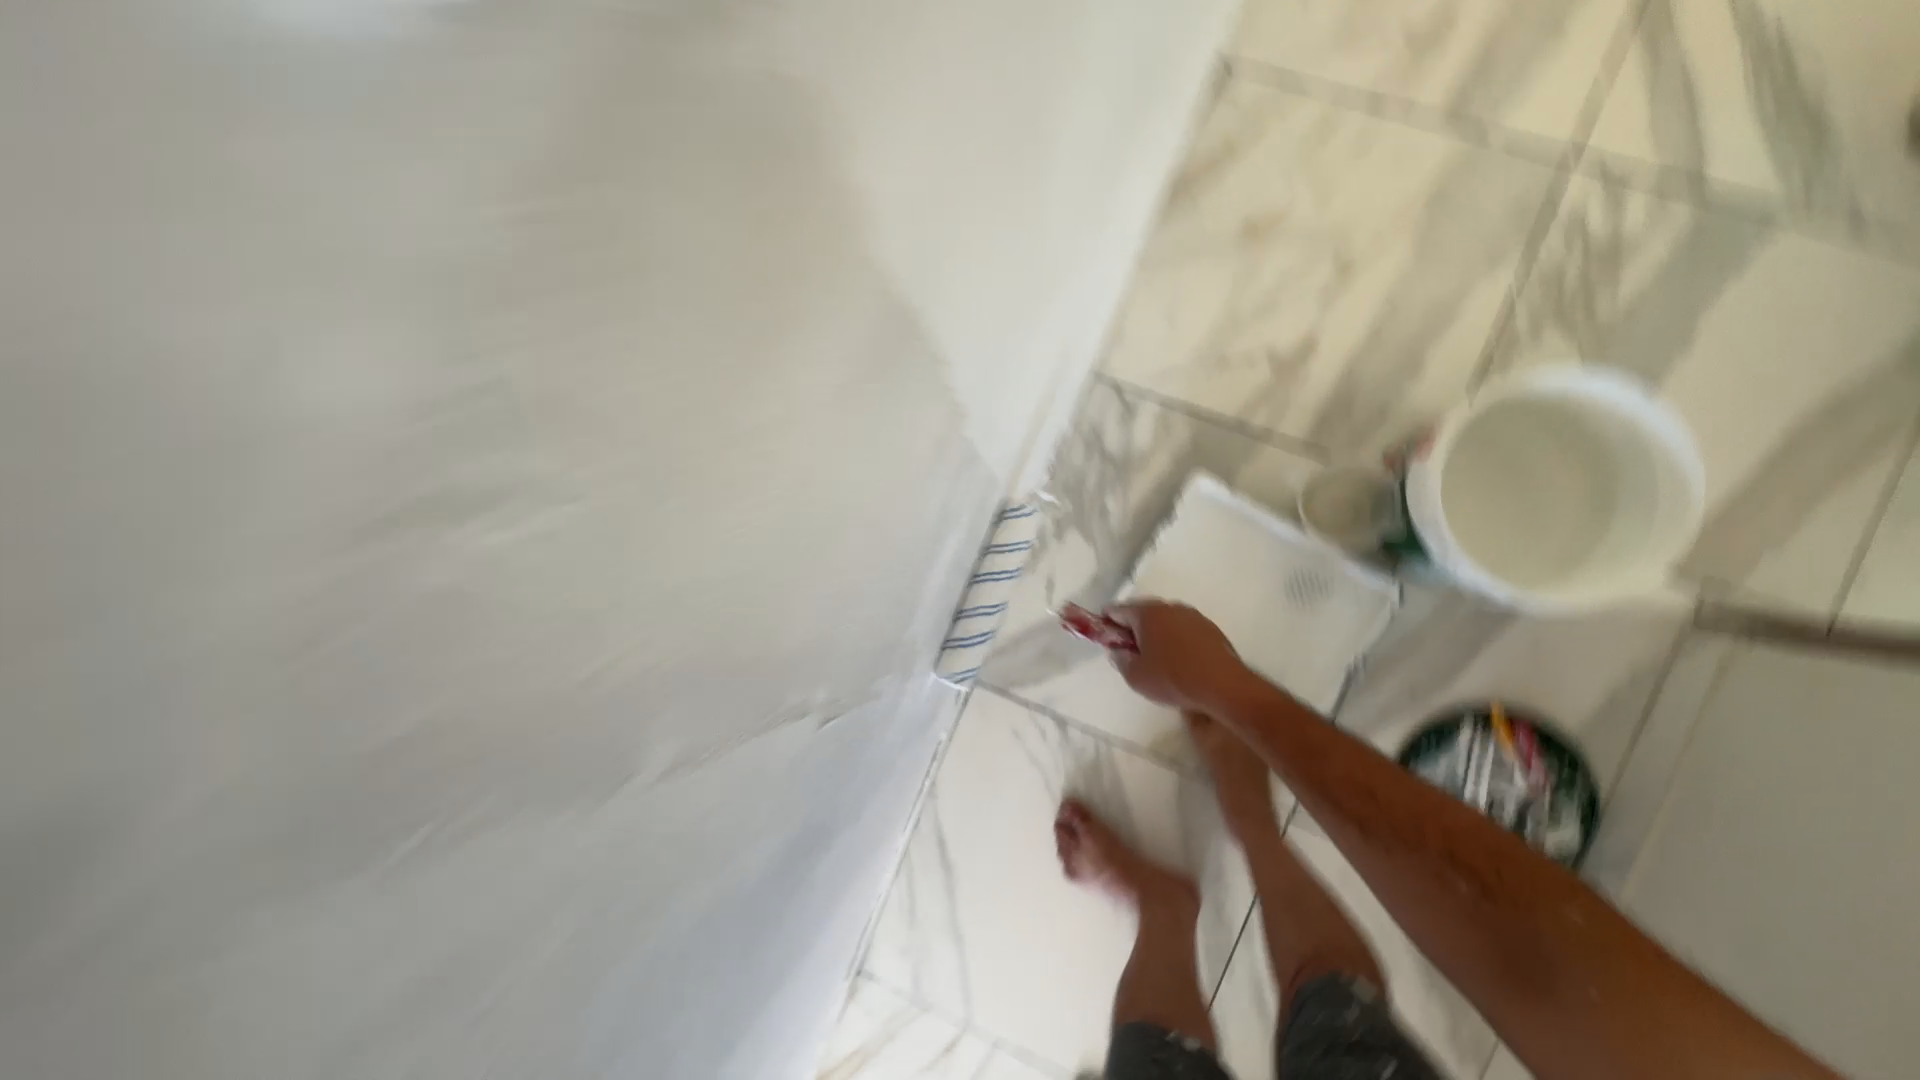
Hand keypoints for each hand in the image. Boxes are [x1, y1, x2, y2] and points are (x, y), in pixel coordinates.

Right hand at [1105, 600, 1253, 711]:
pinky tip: (1178, 659)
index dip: (1107, 622)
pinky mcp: (1210, 628)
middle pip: (1143, 612)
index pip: (1118, 609)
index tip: (1104, 636)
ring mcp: (1192, 615)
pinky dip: (1176, 639)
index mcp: (1147, 613)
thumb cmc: (1172, 679)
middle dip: (1133, 627)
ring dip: (1156, 632)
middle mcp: (1169, 607)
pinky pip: (1184, 629)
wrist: (1223, 686)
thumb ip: (1120, 659)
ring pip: (1165, 619)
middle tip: (1129, 649)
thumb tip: (1117, 650)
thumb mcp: (1135, 676)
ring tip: (1155, 657)